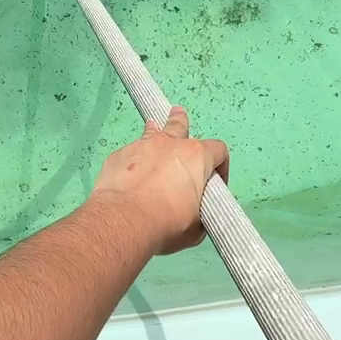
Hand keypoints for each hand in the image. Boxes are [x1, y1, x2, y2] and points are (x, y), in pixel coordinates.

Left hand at [88, 106, 228, 255]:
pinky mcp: (119, 154)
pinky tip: (129, 173)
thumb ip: (198, 210)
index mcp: (196, 157)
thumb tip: (192, 211)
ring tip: (153, 125)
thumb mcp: (196, 226)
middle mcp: (170, 144)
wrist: (125, 220)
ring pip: (152, 132)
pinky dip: (134, 159)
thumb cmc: (168, 223)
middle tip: (179, 114)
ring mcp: (142, 145)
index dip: (221, 165)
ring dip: (155, 131)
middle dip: (181, 121)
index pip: (218, 150)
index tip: (215, 182)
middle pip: (180, 125)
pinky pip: (131, 152)